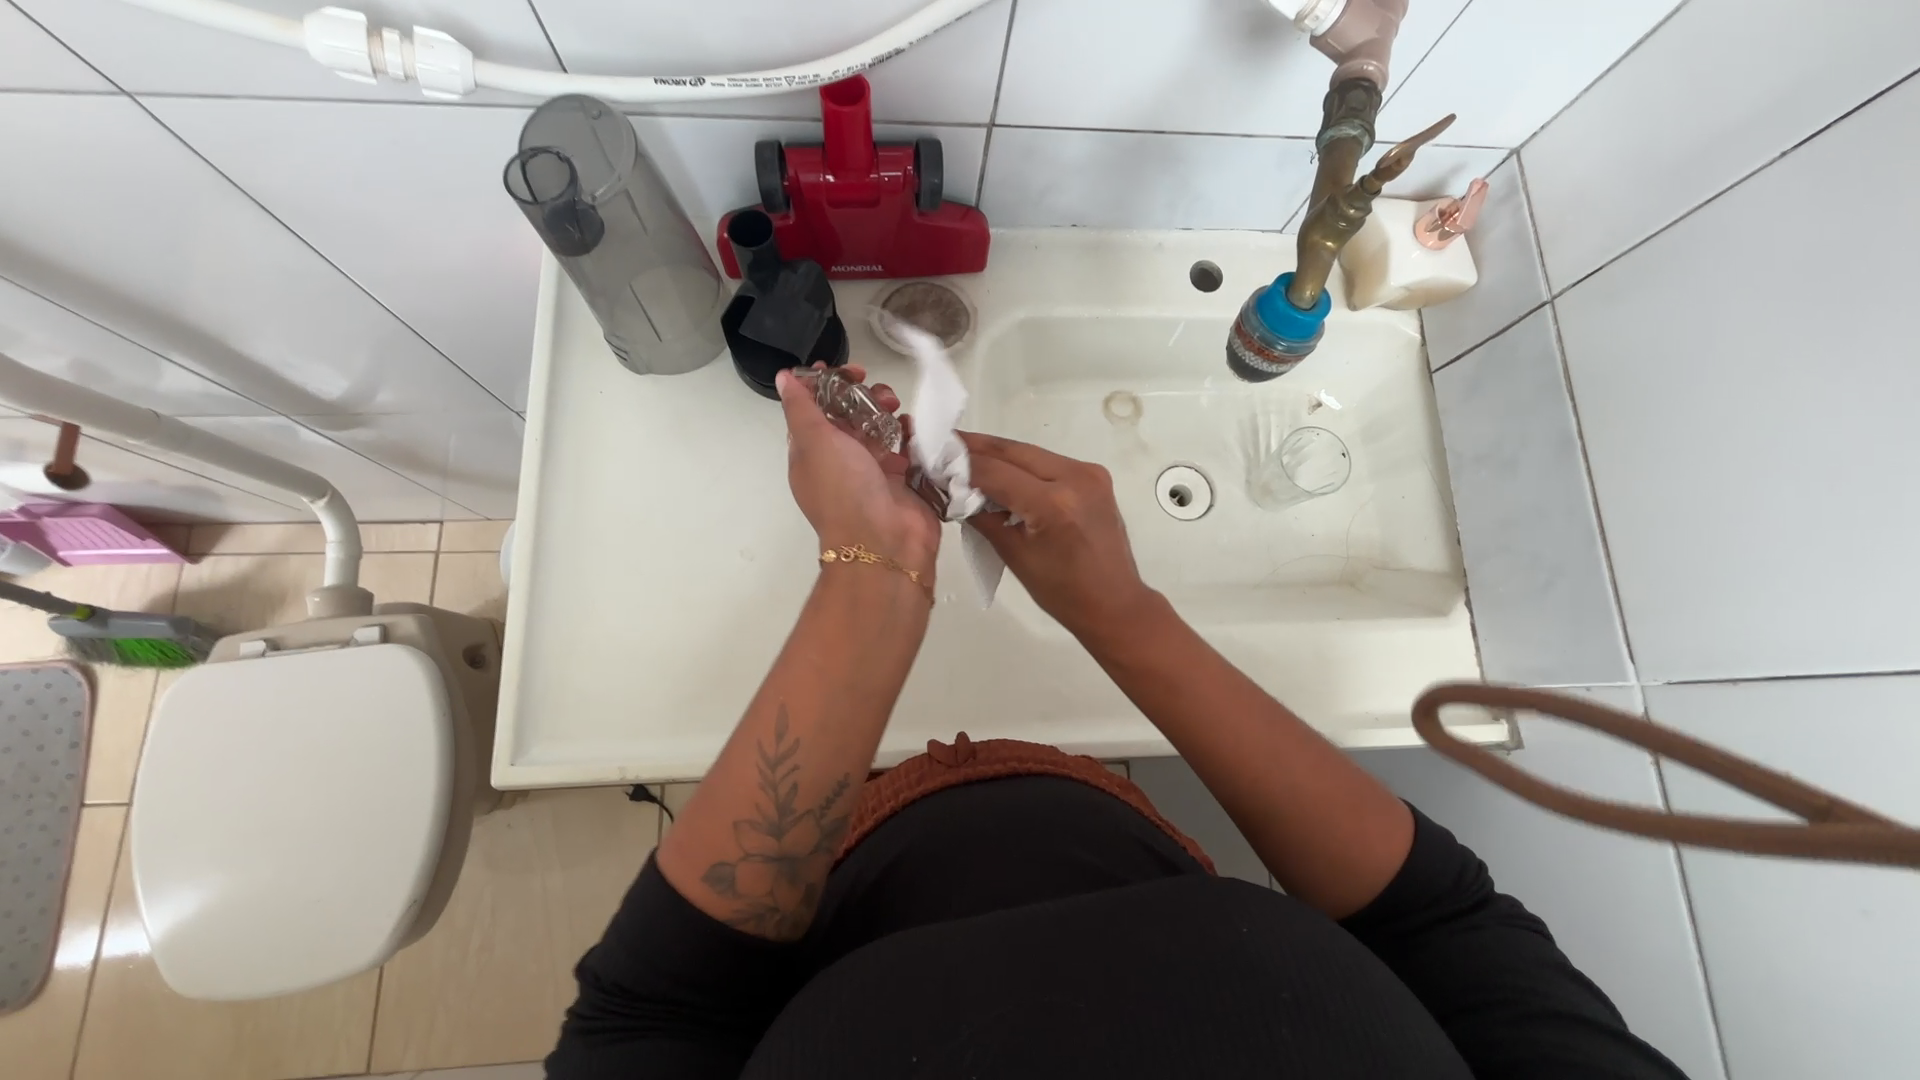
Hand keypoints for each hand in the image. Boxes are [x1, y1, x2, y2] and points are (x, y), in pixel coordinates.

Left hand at [776, 365, 939, 576]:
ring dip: (889, 412)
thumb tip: (784, 377)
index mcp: (811, 453)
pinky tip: (914, 431)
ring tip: (899, 410)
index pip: (815, 409)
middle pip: (850, 416)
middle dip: (865, 396)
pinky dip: (910, 436)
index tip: (849, 370)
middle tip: (882, 391)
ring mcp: (872, 472)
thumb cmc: (843, 489)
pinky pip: (905, 448)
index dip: (829, 385)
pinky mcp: (902, 481)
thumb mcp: (813, 442)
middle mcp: (840, 462)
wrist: (885, 542)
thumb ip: (801, 408)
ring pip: (879, 429)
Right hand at [959, 432, 1159, 638]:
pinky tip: (1000, 472)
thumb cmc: (1063, 593)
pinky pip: (1047, 463)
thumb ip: (983, 516)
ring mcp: (1089, 474)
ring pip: (1030, 453)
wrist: (1115, 604)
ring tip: (964, 458)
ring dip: (998, 455)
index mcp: (1053, 503)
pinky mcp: (1094, 477)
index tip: (933, 456)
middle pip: (1013, 451)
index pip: (994, 471)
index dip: (960, 463)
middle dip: (976, 448)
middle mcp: (1075, 478)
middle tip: (943, 445)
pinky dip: (1021, 466)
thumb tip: (954, 490)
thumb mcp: (1014, 555)